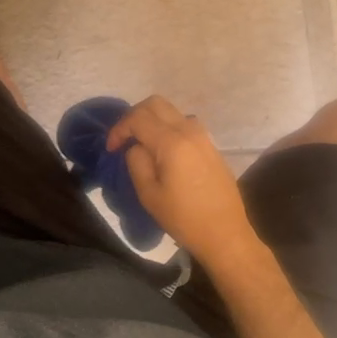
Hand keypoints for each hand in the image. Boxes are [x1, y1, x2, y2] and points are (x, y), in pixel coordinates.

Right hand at [107, 96, 257, 264]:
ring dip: (152, 120)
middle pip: (155, 103)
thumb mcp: (149, 194)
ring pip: (171, 111)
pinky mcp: (211, 146)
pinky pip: (184, 124)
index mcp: (172, 142)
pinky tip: (163, 152)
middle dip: (134, 116)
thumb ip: (136, 162)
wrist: (226, 234)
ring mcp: (204, 136)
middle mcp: (189, 131)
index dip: (119, 129)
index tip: (111, 148)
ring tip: (142, 143)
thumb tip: (137, 147)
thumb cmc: (184, 218)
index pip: (137, 118)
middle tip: (124, 138)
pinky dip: (168, 128)